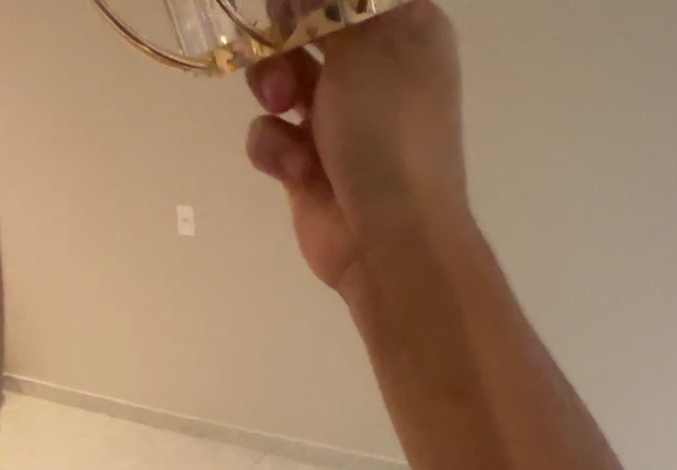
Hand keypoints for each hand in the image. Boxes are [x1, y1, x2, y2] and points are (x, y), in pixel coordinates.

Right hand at [244, 0, 467, 293]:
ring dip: (271, 83)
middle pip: (308, 25)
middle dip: (284, 30)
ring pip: (280, 77)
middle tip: (283, 38)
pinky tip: (296, 169)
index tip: (300, 2)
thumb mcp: (367, 43)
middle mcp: (372, 72)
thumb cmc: (390, 131)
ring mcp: (336, 122)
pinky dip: (275, 148)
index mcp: (404, 31)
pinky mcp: (306, 168)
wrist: (389, 239)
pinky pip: (271, 136)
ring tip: (282, 103)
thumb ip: (328, 2)